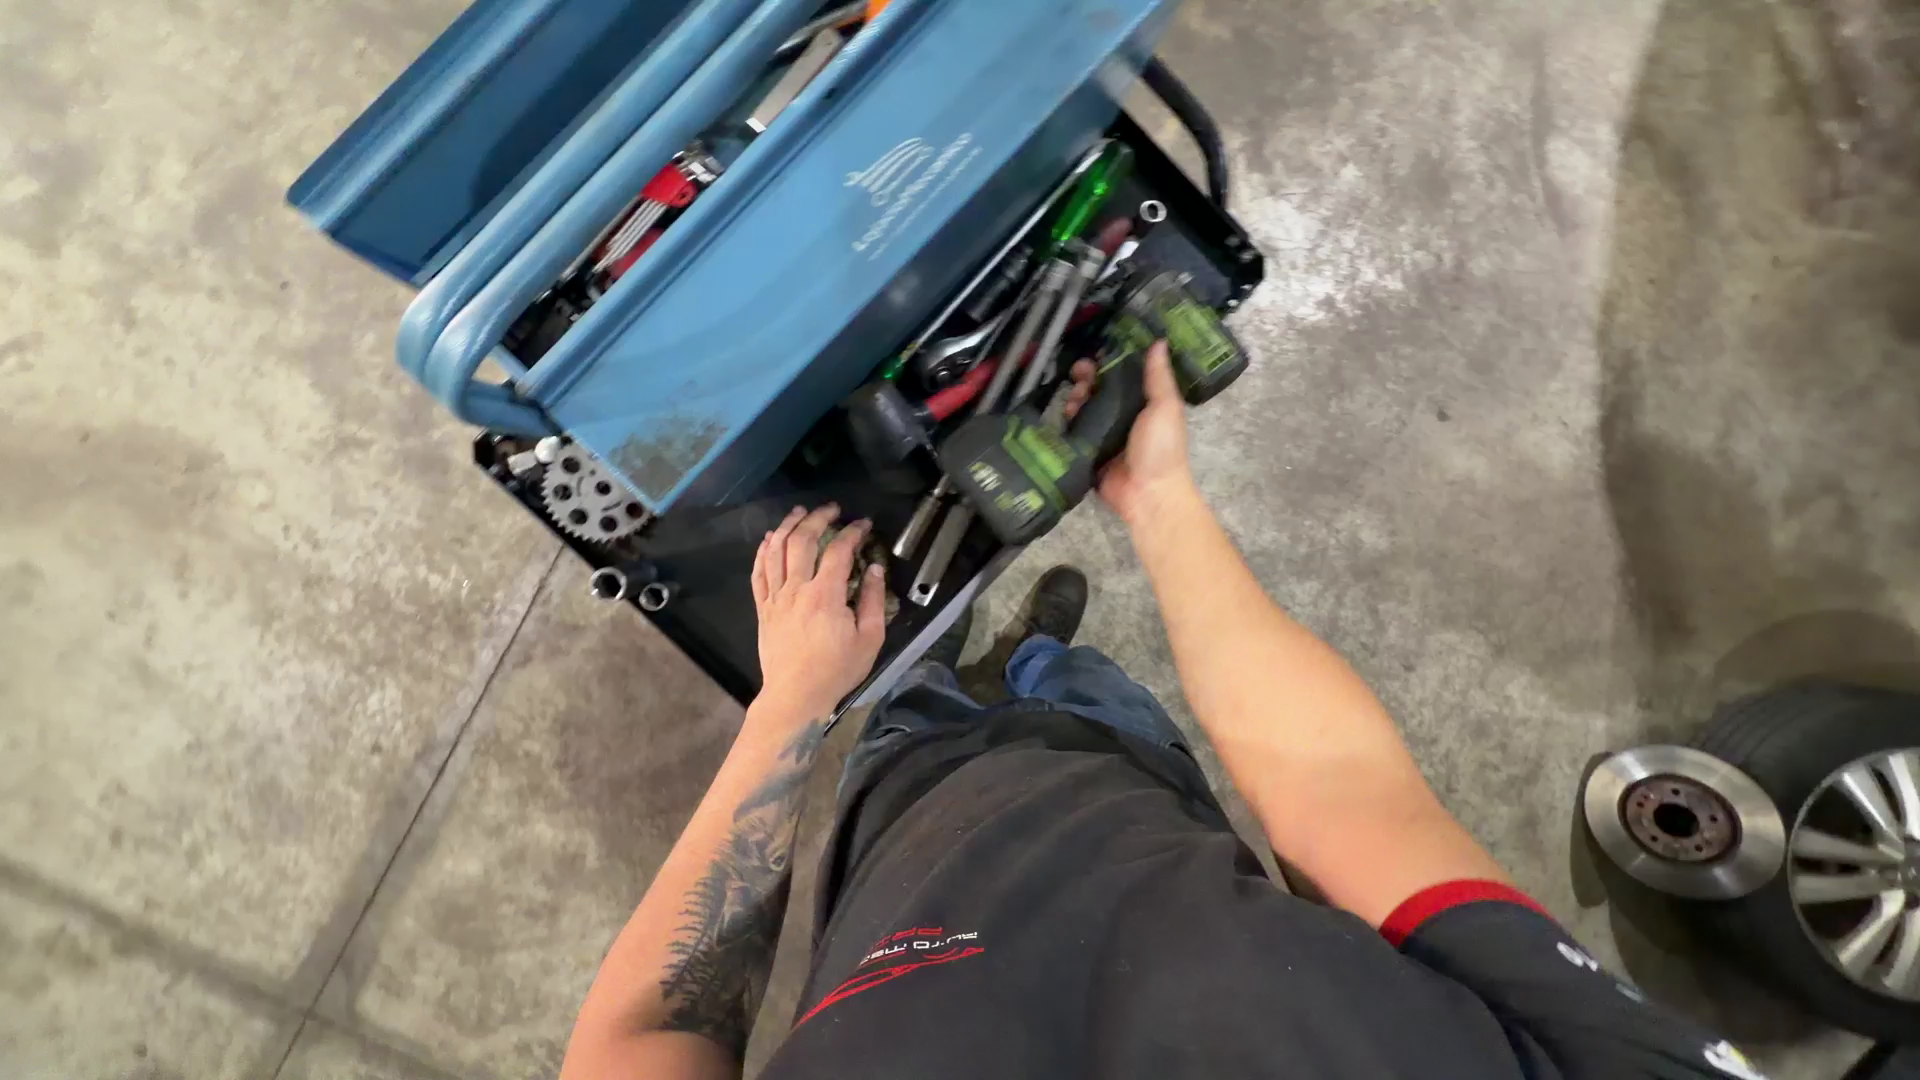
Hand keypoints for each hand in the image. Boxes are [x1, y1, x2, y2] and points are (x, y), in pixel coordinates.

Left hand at [750, 504, 886, 721]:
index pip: (838, 551)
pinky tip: (771, 538)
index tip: (864, 525)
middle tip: (832, 510)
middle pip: (802, 541)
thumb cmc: (836, 670)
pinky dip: (764, 551)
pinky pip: (759, 572)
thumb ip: (872, 600)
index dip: (852, 532)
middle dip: (818, 518)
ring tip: (800, 512)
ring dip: (788, 526)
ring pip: (776, 550)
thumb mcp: (869, 639)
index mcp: (825, 595)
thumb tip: (874, 570)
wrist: (795, 696)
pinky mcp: (763, 608)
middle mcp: (797, 589)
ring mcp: (775, 597)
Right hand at [1065, 340, 1193, 526]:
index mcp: (1142, 405)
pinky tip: (1065, 415)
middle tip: (1078, 375)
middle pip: (1098, 391)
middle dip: (1086, 380)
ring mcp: (1104, 437)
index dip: (1107, 363)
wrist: (1148, 494)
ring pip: (1083, 410)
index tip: (1095, 355)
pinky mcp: (1088, 453)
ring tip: (1073, 399)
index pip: (1121, 377)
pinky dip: (1068, 423)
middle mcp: (1122, 418)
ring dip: (1075, 399)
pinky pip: (1074, 434)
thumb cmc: (1161, 448)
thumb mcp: (1164, 407)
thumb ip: (1158, 377)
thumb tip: (1158, 341)